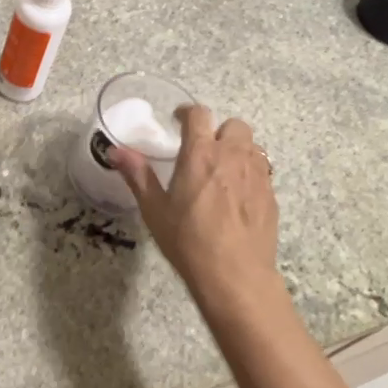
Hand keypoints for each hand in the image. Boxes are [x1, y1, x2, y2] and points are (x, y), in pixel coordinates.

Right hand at [110, 107, 282, 308]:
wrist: (235, 275)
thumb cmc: (188, 240)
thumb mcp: (154, 209)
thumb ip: (137, 175)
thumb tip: (116, 151)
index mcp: (200, 154)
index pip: (198, 115)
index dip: (187, 112)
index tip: (178, 120)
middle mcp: (233, 156)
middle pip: (234, 125)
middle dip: (219, 131)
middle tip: (203, 150)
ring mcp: (257, 175)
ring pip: (252, 146)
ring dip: (237, 150)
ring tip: (222, 171)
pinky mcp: (271, 195)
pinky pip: (262, 171)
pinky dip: (250, 173)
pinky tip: (237, 196)